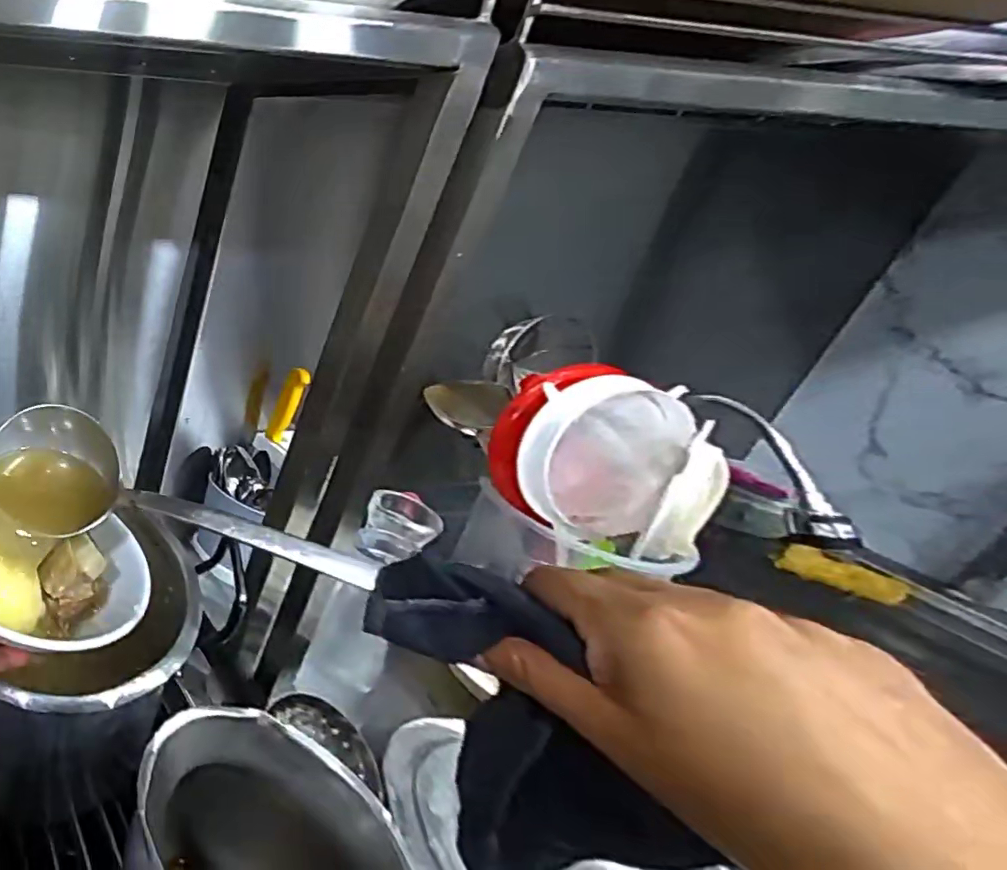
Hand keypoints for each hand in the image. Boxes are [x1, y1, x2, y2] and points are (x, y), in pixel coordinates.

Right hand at [483, 568, 1006, 869]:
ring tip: (718, 709)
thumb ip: (541, 678)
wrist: (937, 859)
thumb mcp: (621, 743)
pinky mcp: (850, 643)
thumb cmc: (742, 799)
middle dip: (607, 624)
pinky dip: (756, 657)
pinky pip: (771, 632)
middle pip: (622, 590)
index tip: (548, 648)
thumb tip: (483, 638)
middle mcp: (702, 600)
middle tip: (628, 688)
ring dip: (683, 639)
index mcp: (636, 620)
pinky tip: (791, 718)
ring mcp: (782, 617)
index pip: (551, 579)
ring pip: (697, 610)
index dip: (535, 607)